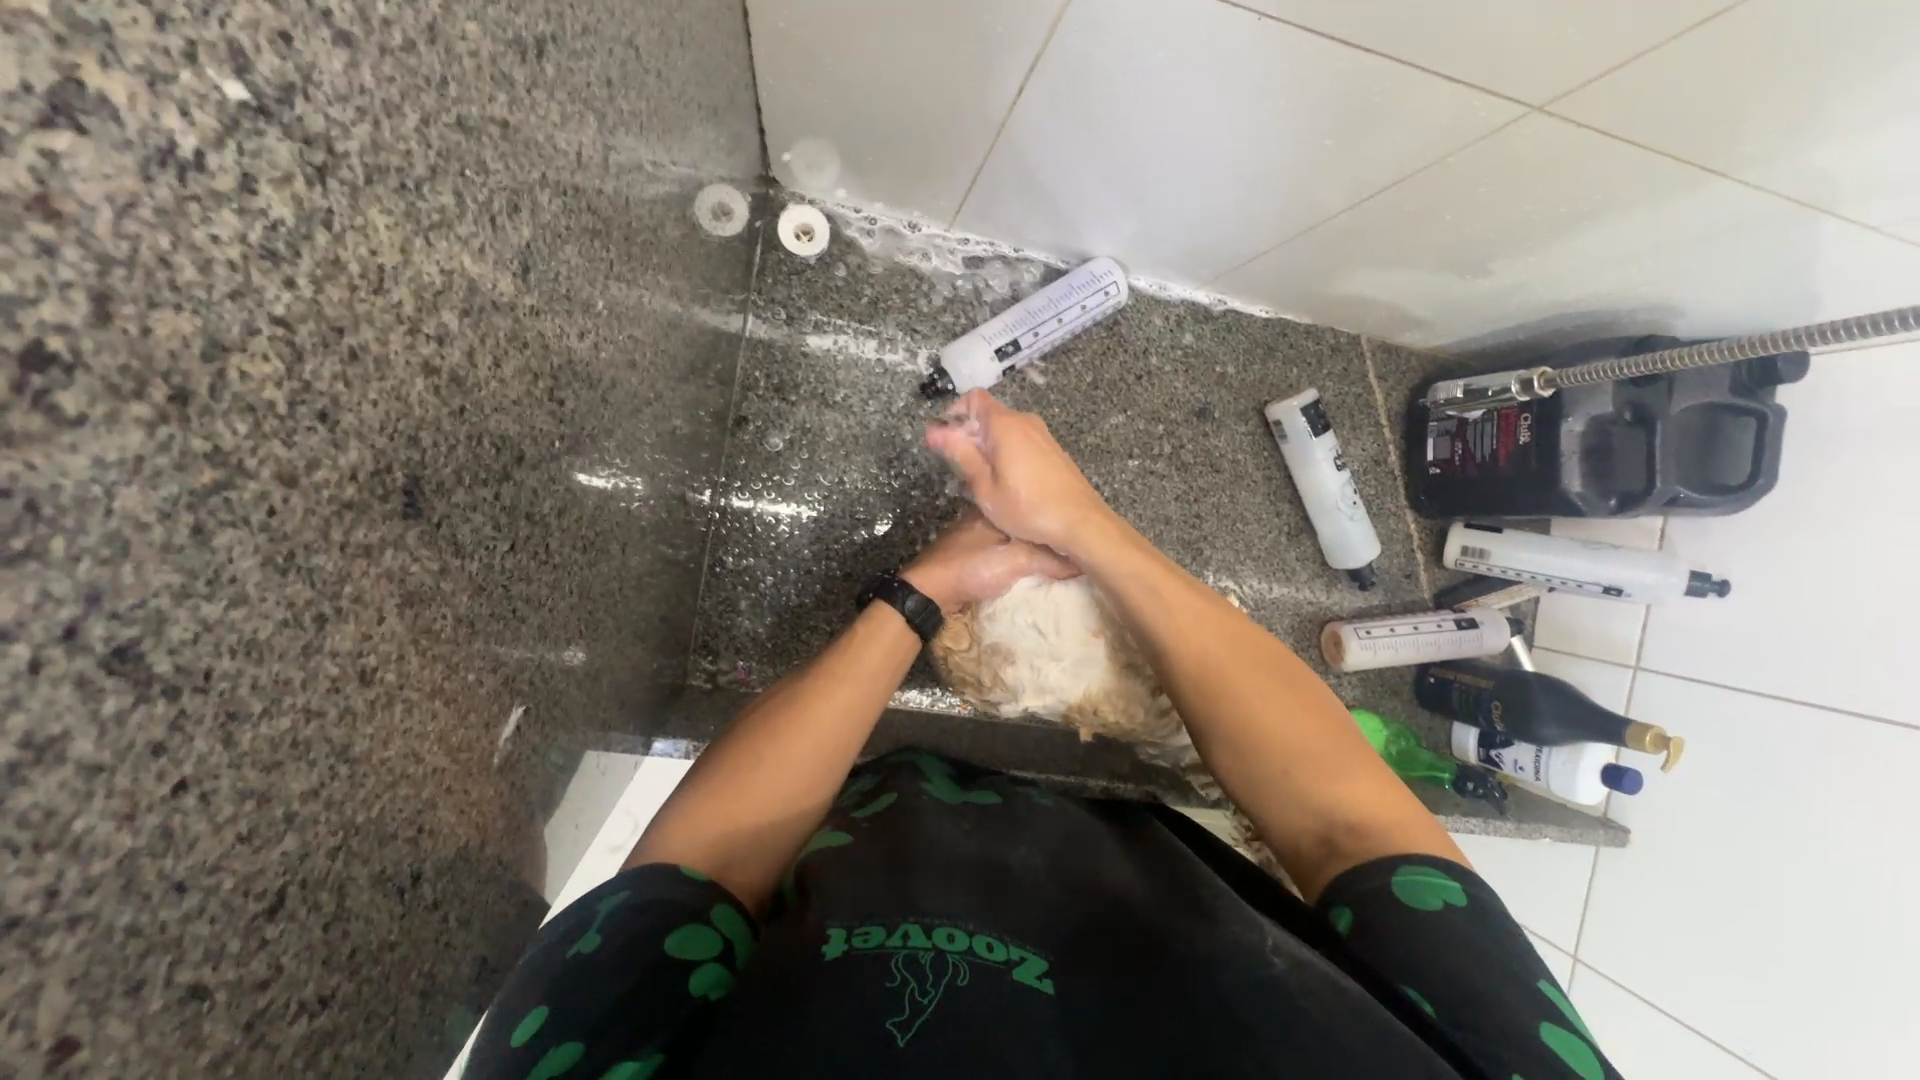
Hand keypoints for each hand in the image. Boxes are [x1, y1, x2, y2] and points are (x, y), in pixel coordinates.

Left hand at [899, 510, 1078, 613]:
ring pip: (1007, 539)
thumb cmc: (972, 568)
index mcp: (992, 510)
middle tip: (1064, 549)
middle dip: (1039, 534)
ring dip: (1025, 549)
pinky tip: (1023, 571)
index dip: (1049, 519)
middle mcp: (981, 519)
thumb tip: (1080, 562)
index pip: (1029, 508)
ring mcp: (971, 538)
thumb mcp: (1016, 561)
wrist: (928, 591)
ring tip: (1050, 561)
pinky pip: (996, 554)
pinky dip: (1010, 560)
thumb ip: (1048, 560)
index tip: (1070, 532)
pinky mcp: (965, 557)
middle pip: (1019, 524)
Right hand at [923, 390, 1115, 554]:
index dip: (954, 413)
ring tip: (982, 481)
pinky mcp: (1052, 450)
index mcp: (1005, 424)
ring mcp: (1042, 435)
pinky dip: (1006, 454)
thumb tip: (934, 431)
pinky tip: (1007, 484)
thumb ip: (960, 454)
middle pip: (989, 414)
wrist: (1081, 522)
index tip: (944, 440)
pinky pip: (1021, 442)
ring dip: (987, 447)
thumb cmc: (1028, 508)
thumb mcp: (985, 486)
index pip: (973, 398)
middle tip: (959, 468)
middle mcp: (1025, 422)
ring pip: (1005, 430)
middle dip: (968, 435)